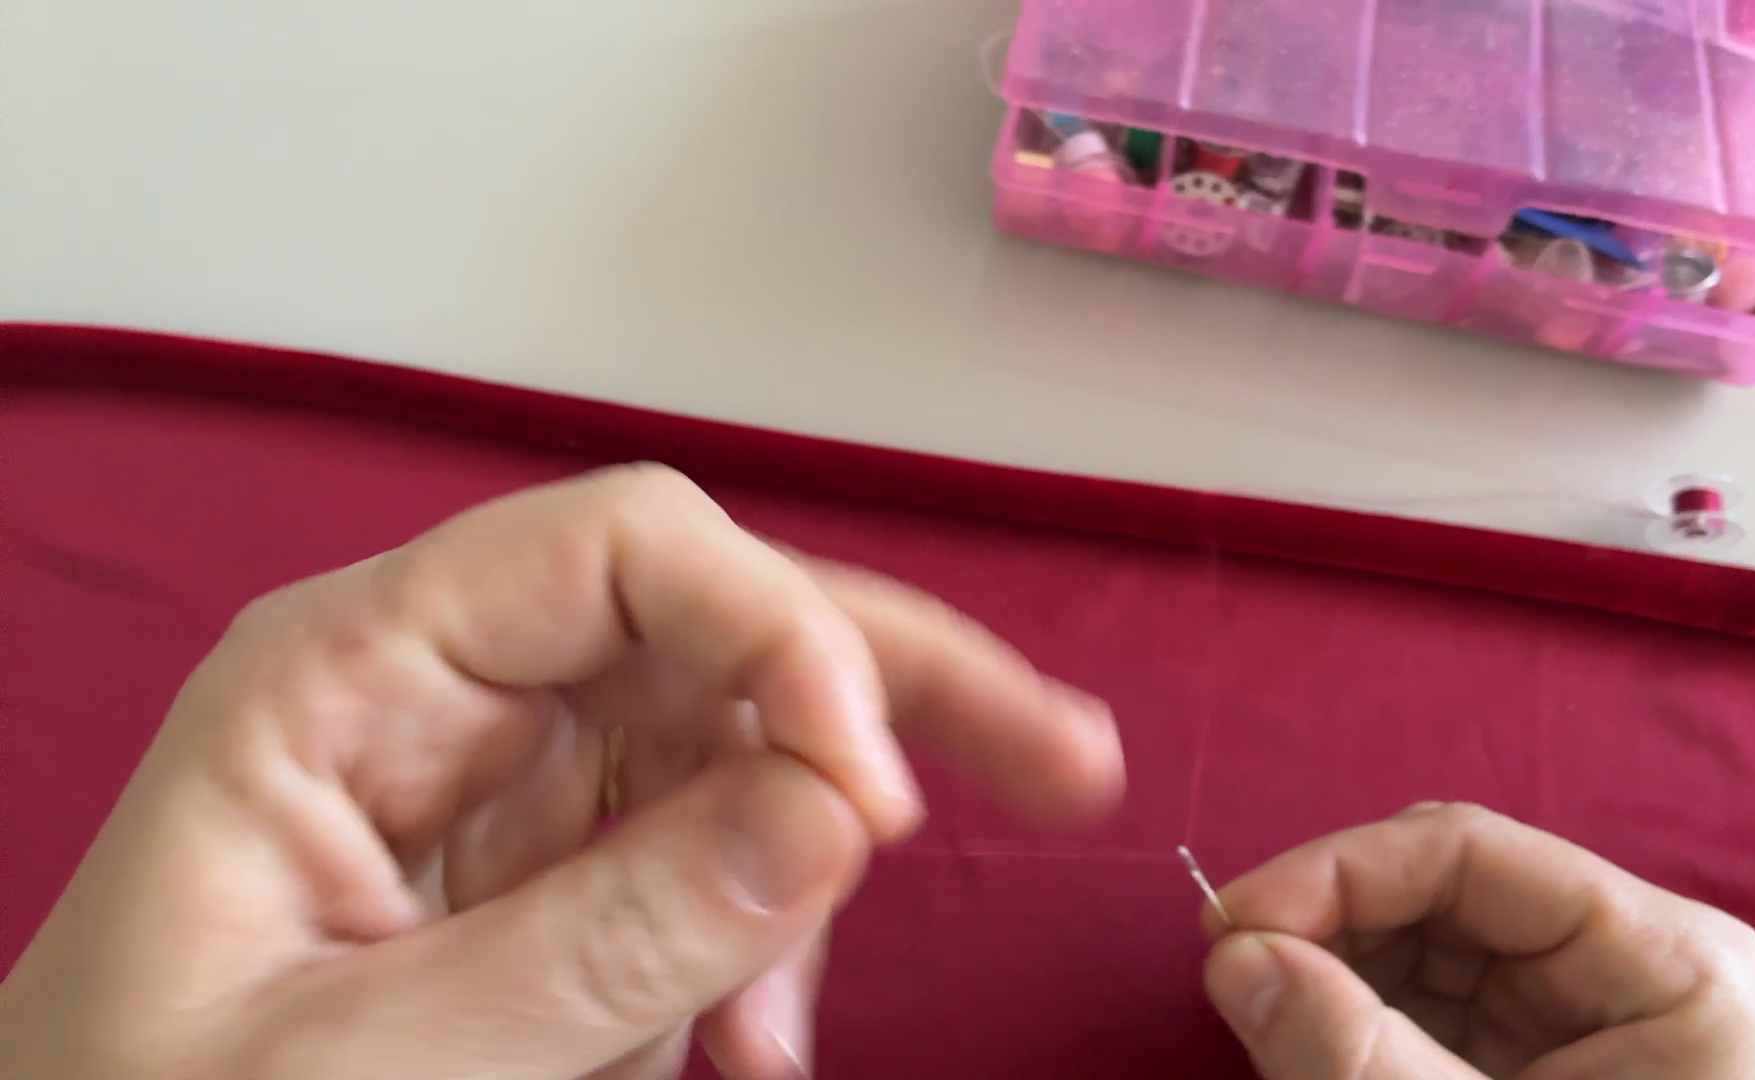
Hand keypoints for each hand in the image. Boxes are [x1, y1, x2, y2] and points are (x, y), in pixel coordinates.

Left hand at [0, 466, 1124, 1079]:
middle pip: (745, 611)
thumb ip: (605, 939)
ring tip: (861, 961)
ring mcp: (566, 748)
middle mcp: (495, 672)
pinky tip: (760, 1035)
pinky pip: (757, 821)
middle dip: (908, 684)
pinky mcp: (614, 825)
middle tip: (1068, 758)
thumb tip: (836, 821)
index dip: (780, 629)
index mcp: (375, 662)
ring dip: (857, 819)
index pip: (637, 544)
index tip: (870, 800)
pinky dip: (797, 917)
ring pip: (775, 715)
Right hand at [1202, 803, 1754, 1078]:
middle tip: (1237, 969)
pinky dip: (1334, 997)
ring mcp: (1553, 988)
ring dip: (1317, 958)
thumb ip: (1357, 1056)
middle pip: (1422, 878)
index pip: (1464, 848)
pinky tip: (1305, 1034)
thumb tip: (1229, 955)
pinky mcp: (1505, 1029)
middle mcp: (1606, 949)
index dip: (1336, 868)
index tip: (1234, 918)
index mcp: (1660, 958)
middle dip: (1320, 919)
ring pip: (1397, 920)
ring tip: (1270, 1016)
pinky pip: (1395, 975)